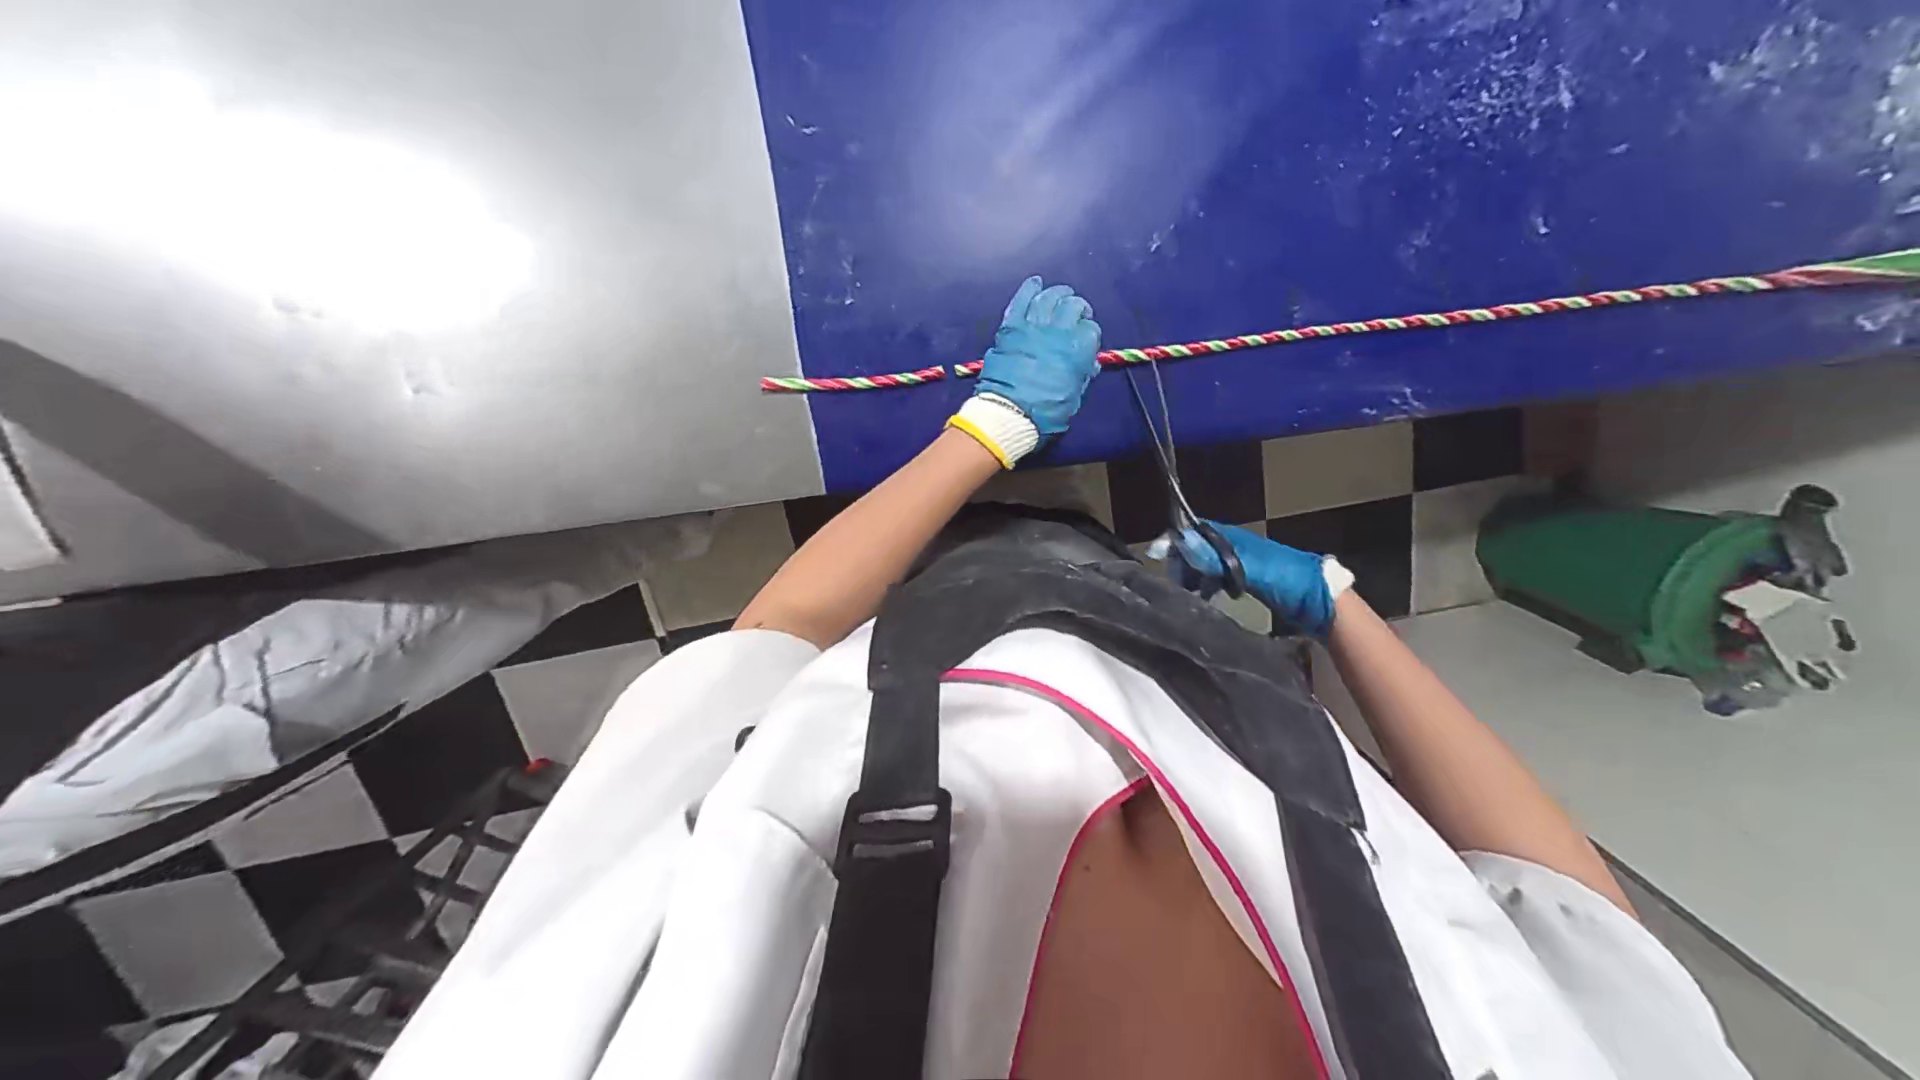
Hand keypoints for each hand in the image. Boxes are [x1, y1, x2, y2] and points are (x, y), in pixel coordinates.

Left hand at [975, 276, 1101, 436]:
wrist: (1008, 413)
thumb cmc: (1045, 412)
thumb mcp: (1074, 397)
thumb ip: (1082, 376)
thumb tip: (1089, 364)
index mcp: (1077, 350)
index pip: (1090, 329)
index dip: (1089, 331)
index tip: (1086, 336)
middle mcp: (1057, 332)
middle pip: (1071, 306)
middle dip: (1077, 307)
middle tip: (1076, 311)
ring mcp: (1032, 327)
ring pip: (1047, 298)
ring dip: (1056, 293)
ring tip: (1061, 294)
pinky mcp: (1010, 328)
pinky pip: (1020, 302)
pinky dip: (1028, 290)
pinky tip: (1034, 283)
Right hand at [1171, 521, 1343, 637]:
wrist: (1319, 603)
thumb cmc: (1286, 580)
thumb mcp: (1249, 567)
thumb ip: (1215, 556)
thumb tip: (1180, 542)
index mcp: (1235, 538)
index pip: (1196, 529)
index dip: (1177, 540)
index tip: (1159, 557)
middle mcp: (1235, 546)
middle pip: (1198, 547)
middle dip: (1181, 561)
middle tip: (1171, 582)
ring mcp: (1241, 564)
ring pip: (1205, 564)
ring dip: (1191, 575)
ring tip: (1183, 593)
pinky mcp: (1246, 581)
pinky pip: (1215, 578)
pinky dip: (1205, 586)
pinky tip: (1202, 598)